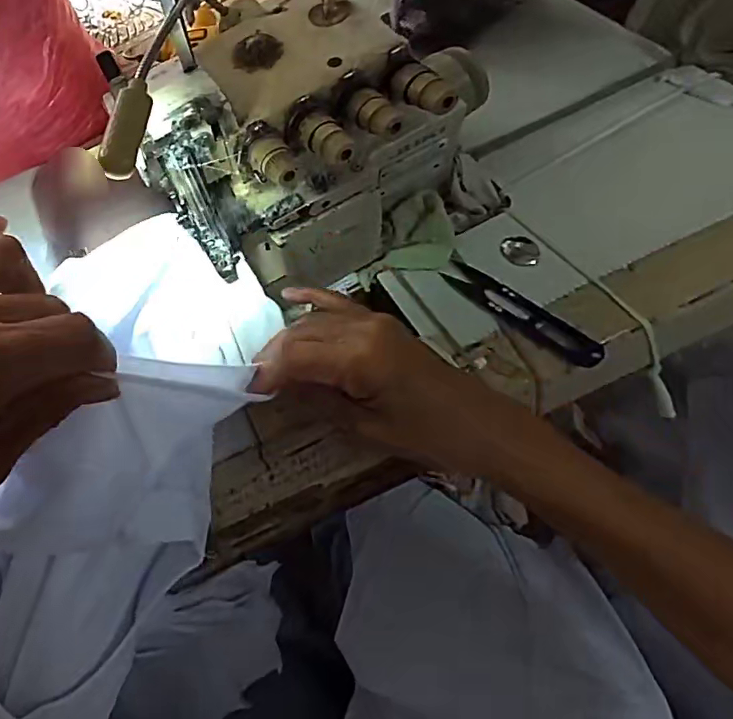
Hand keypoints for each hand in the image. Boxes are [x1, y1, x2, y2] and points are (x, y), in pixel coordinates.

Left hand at [0, 218, 116, 608]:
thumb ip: (44, 410)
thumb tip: (100, 383)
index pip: (70, 336)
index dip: (97, 360)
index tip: (98, 384)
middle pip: (43, 304)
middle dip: (67, 340)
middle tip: (61, 379)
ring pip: (3, 259)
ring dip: (30, 292)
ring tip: (23, 333)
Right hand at [251, 287, 541, 476]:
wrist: (484, 426)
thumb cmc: (429, 436)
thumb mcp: (367, 428)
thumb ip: (319, 400)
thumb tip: (280, 387)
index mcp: (360, 358)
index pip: (296, 357)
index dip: (268, 371)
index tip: (249, 388)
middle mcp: (362, 329)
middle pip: (300, 334)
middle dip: (273, 355)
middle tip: (256, 379)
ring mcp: (372, 320)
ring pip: (314, 321)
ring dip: (287, 338)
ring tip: (268, 361)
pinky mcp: (380, 322)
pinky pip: (339, 304)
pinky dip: (313, 299)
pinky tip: (289, 295)